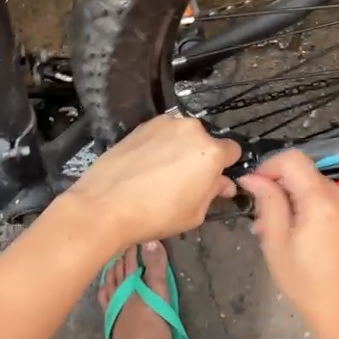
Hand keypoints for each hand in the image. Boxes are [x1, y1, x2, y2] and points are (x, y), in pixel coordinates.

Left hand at [59, 115, 240, 247]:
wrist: (106, 205)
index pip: (233, 150)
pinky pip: (161, 134)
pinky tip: (146, 166)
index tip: (215, 180)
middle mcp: (190, 129)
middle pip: (205, 141)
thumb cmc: (157, 214)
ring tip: (162, 173)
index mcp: (211, 151)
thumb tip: (223, 183)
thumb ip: (213, 192)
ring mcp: (163, 124)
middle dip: (201, 157)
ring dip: (180, 149)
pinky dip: (159, 146)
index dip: (225, 166)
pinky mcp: (141, 126)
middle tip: (186, 180)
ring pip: (182, 135)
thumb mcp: (195, 213)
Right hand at [237, 150, 338, 338]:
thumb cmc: (305, 283)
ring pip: (313, 184)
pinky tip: (296, 232)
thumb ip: (267, 203)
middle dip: (279, 187)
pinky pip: (326, 198)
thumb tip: (252, 177)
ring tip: (276, 230)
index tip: (254, 189)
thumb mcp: (276, 243)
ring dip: (292, 198)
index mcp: (322, 201)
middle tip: (261, 219)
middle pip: (303, 172)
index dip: (268, 167)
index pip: (292, 160)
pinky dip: (307, 206)